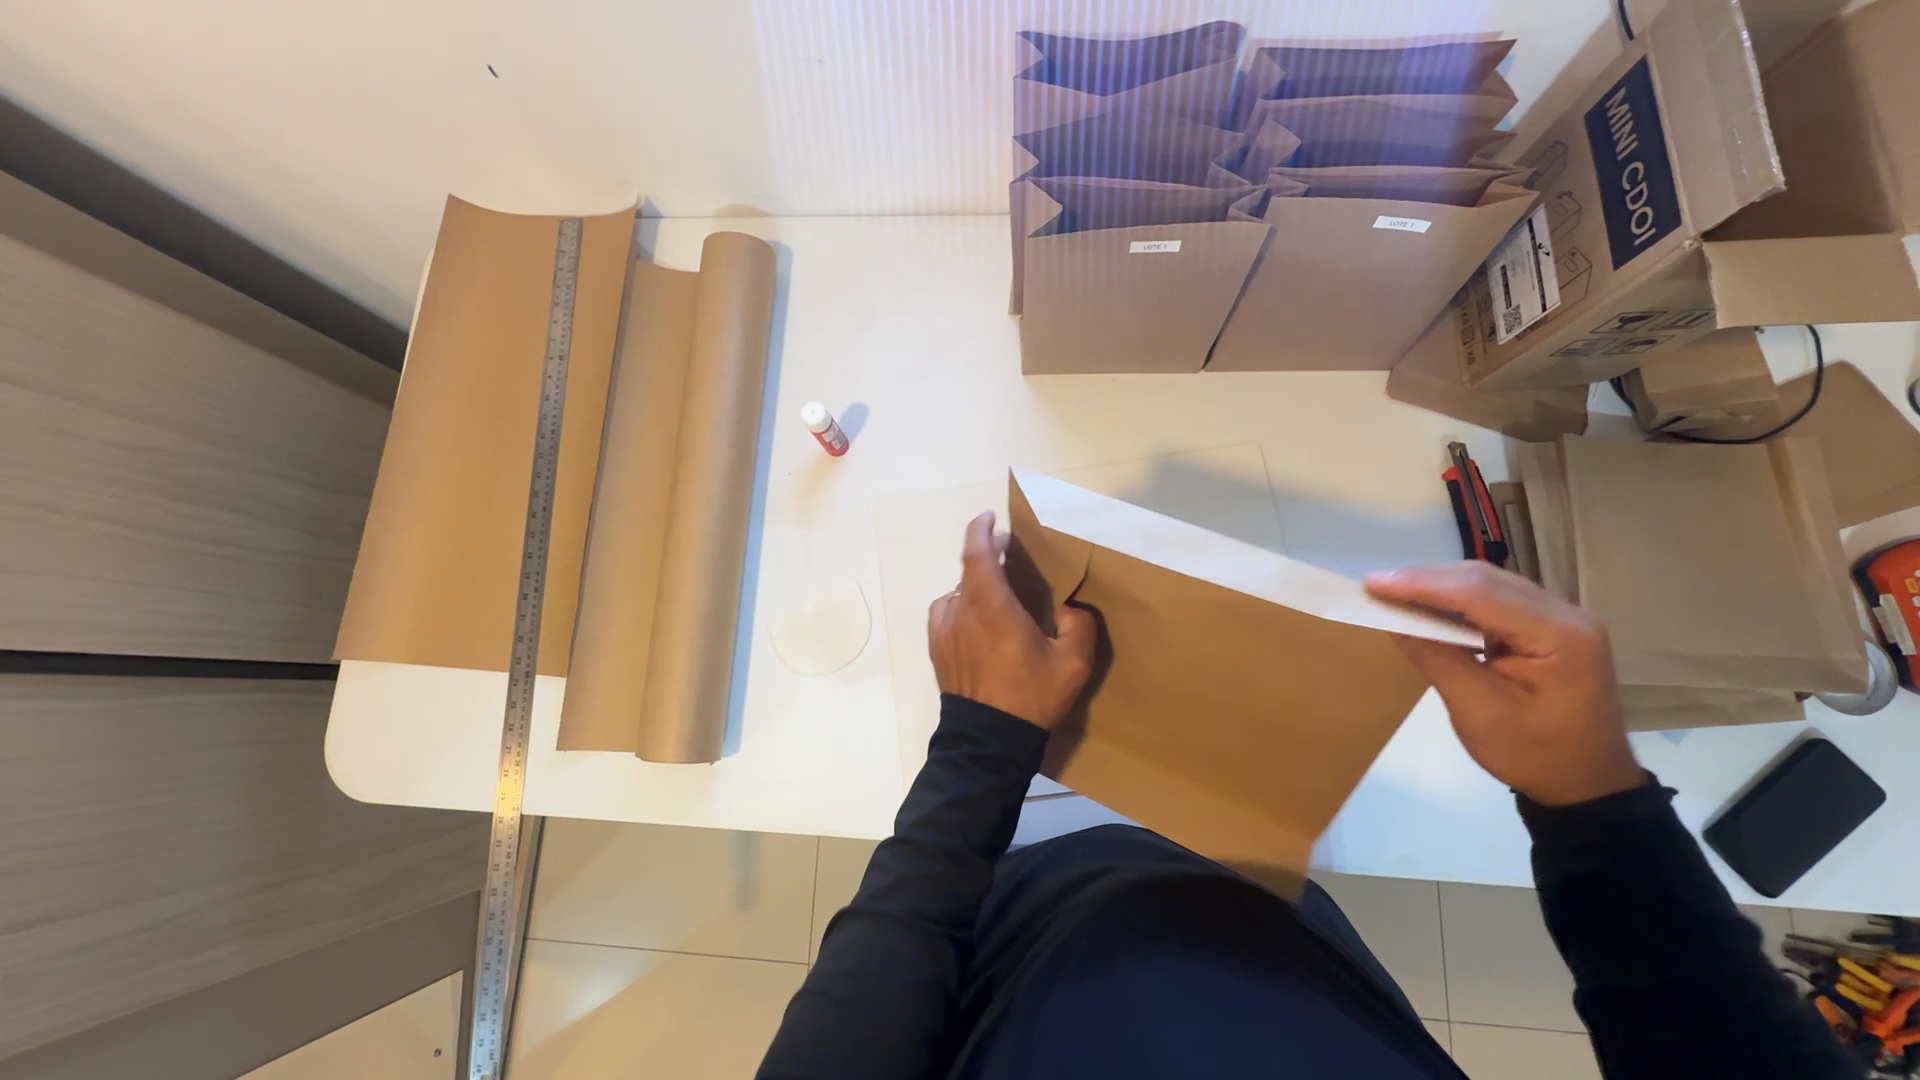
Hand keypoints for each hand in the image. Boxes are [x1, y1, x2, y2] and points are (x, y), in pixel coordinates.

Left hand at [928, 511, 1096, 730]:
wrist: (989, 740)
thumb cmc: (1031, 696)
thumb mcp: (1073, 662)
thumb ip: (1078, 624)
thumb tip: (1068, 607)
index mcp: (991, 605)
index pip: (977, 552)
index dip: (981, 529)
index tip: (990, 517)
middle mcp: (961, 610)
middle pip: (969, 570)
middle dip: (987, 555)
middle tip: (1008, 554)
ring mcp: (944, 630)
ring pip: (958, 593)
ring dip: (975, 586)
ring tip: (997, 595)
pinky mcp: (937, 649)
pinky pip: (946, 614)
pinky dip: (961, 607)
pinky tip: (976, 622)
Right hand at [1365, 561, 1644, 806]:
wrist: (1586, 784)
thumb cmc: (1533, 754)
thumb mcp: (1477, 711)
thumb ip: (1436, 657)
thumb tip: (1392, 618)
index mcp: (1560, 636)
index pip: (1480, 593)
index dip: (1422, 584)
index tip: (1372, 584)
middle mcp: (1567, 615)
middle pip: (1486, 580)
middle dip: (1427, 580)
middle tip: (1375, 588)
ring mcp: (1561, 618)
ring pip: (1489, 584)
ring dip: (1439, 586)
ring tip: (1393, 594)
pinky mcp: (1550, 627)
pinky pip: (1496, 600)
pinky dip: (1456, 600)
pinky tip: (1429, 607)